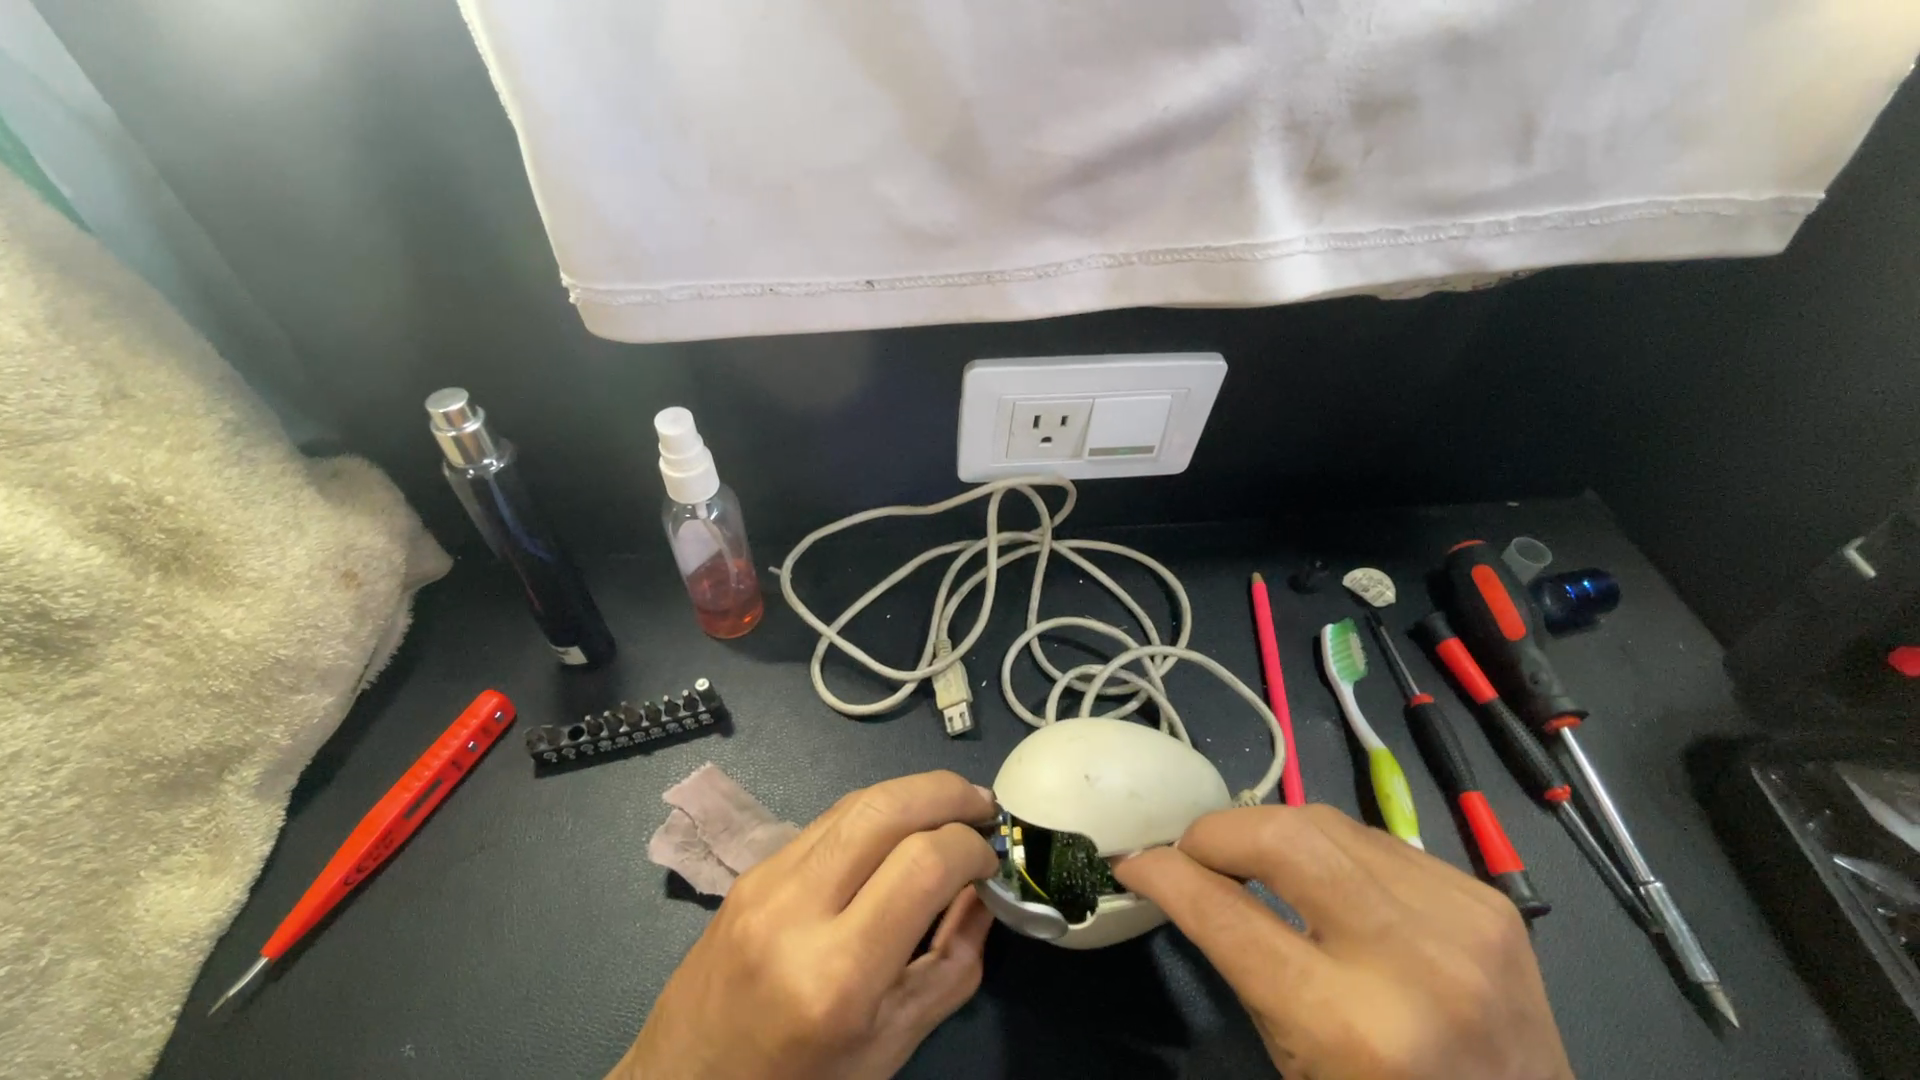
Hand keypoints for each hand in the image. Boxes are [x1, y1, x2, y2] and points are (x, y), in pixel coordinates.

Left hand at [611, 771, 998, 1079]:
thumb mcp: (889, 1046)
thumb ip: (951, 967)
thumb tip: (982, 894)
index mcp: (837, 974)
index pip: (922, 865)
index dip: (971, 848)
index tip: (991, 862)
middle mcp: (796, 910)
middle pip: (885, 809)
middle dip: (947, 793)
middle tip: (985, 805)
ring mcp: (765, 881)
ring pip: (855, 802)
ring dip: (914, 792)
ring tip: (953, 805)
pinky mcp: (753, 869)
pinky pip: (827, 821)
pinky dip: (877, 811)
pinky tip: (900, 828)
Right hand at [1114, 805, 1573, 1079]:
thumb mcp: (1295, 1061)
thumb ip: (1242, 964)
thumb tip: (1186, 881)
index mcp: (1351, 1027)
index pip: (1226, 914)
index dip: (1166, 876)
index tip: (1136, 862)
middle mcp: (1411, 961)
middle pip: (1283, 836)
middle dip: (1216, 832)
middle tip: (1191, 852)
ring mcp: (1459, 919)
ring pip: (1327, 821)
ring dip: (1268, 831)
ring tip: (1247, 857)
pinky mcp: (1486, 897)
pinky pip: (1376, 840)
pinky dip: (1329, 848)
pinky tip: (1321, 876)